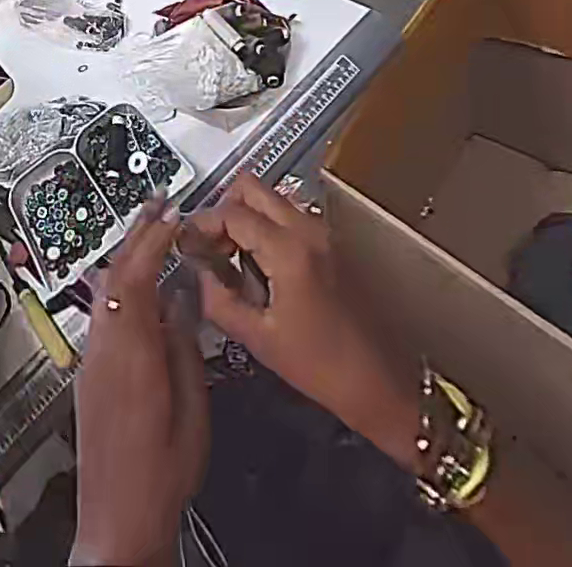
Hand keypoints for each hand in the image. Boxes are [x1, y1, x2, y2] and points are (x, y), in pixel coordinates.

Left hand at [72, 201, 208, 566]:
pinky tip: (136, 280)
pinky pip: (104, 309)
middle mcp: (104, 347)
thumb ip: (183, 348)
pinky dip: (121, 282)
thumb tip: (180, 301)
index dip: (152, 240)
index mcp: (132, 353)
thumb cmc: (161, 472)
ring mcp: (92, 358)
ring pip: (105, 290)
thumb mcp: (191, 409)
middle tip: (156, 205)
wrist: (116, 519)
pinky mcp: (89, 370)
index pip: (136, 277)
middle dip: (136, 234)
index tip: (171, 216)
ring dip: (127, 255)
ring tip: (150, 232)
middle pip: (115, 275)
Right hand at [186, 175, 419, 470]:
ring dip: (245, 215)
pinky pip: (289, 216)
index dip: (201, 224)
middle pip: (252, 187)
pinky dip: (266, 226)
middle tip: (209, 243)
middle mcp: (309, 229)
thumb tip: (198, 273)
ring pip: (271, 198)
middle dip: (222, 209)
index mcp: (289, 250)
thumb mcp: (259, 339)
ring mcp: (324, 233)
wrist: (385, 384)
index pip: (231, 213)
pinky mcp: (333, 243)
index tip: (186, 243)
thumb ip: (217, 299)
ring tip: (231, 255)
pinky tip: (260, 264)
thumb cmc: (322, 366)